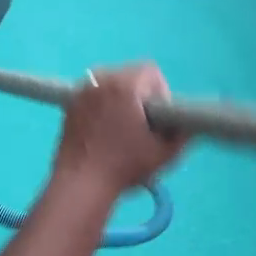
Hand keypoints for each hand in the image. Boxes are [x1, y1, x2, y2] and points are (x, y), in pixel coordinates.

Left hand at [52, 62, 187, 195]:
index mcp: (125, 84)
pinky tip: (103, 133)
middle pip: (129, 76)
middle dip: (140, 96)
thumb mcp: (164, 153)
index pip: (151, 72)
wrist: (81, 184)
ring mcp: (81, 92)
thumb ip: (181, 134)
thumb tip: (187, 125)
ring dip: (120, 101)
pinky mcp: (68, 106)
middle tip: (142, 126)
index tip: (158, 120)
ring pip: (110, 86)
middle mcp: (100, 80)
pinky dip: (101, 108)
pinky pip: (93, 97)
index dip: (161, 94)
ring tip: (122, 130)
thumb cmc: (124, 166)